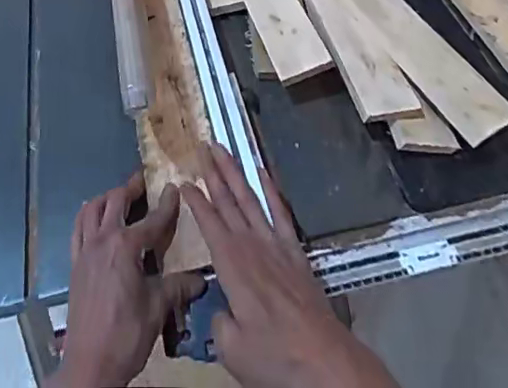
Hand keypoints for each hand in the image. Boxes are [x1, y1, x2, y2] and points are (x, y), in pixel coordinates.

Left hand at [54, 173, 206, 387]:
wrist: (90, 365)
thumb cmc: (126, 334)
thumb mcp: (158, 309)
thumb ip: (178, 287)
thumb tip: (201, 279)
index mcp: (125, 247)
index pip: (152, 220)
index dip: (166, 204)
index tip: (174, 188)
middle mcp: (103, 240)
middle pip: (116, 202)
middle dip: (131, 189)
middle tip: (143, 182)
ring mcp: (85, 251)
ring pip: (91, 210)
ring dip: (106, 198)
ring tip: (118, 196)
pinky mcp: (74, 265)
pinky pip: (77, 230)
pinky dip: (86, 217)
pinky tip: (93, 219)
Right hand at [180, 144, 399, 387]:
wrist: (324, 360)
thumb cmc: (274, 356)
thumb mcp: (232, 349)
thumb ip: (219, 323)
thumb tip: (222, 310)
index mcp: (231, 264)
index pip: (208, 222)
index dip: (195, 200)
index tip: (183, 181)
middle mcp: (251, 245)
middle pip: (228, 201)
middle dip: (213, 173)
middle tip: (202, 147)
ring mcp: (275, 245)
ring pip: (250, 199)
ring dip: (235, 173)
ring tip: (223, 150)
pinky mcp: (295, 251)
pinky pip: (281, 212)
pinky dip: (271, 190)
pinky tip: (262, 172)